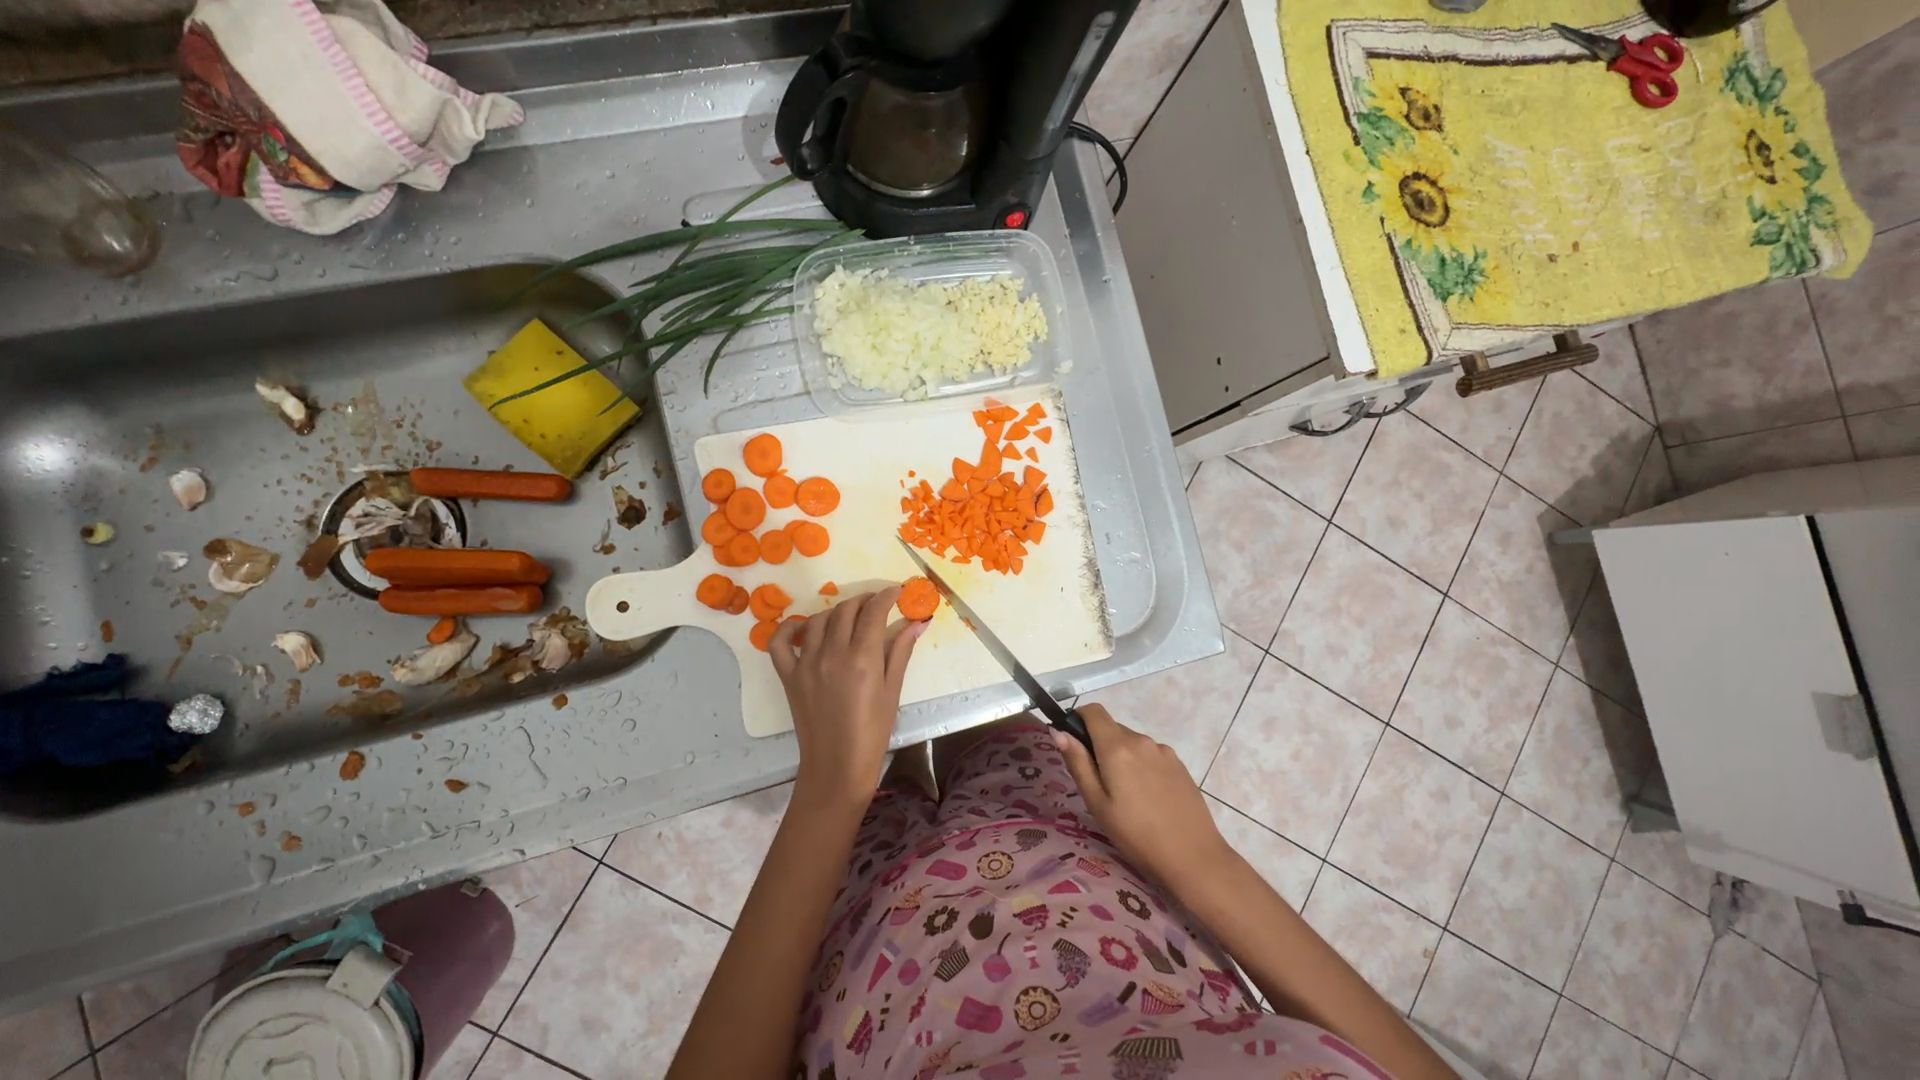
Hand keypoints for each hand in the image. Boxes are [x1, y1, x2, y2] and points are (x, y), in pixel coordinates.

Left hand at [769, 587, 924, 811]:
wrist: (837, 765)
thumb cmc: (873, 731)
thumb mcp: (893, 690)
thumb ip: (901, 651)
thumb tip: (917, 622)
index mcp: (863, 657)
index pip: (873, 611)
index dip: (886, 596)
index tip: (897, 592)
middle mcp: (832, 652)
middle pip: (846, 610)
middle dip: (864, 600)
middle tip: (876, 604)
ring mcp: (806, 662)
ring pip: (819, 619)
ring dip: (836, 611)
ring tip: (849, 616)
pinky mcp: (789, 675)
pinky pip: (780, 642)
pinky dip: (789, 628)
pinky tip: (802, 627)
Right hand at [1056, 704, 1237, 890]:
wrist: (1193, 856)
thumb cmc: (1136, 835)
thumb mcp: (1097, 803)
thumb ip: (1077, 763)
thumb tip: (1058, 731)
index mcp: (1117, 747)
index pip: (1093, 711)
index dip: (1078, 720)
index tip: (1073, 744)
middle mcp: (1141, 740)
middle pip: (1112, 728)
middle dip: (1099, 746)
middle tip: (1099, 785)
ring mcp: (1164, 751)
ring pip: (1132, 744)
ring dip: (1121, 758)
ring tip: (1126, 797)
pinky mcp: (1179, 765)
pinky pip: (1150, 755)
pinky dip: (1141, 767)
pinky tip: (1148, 799)